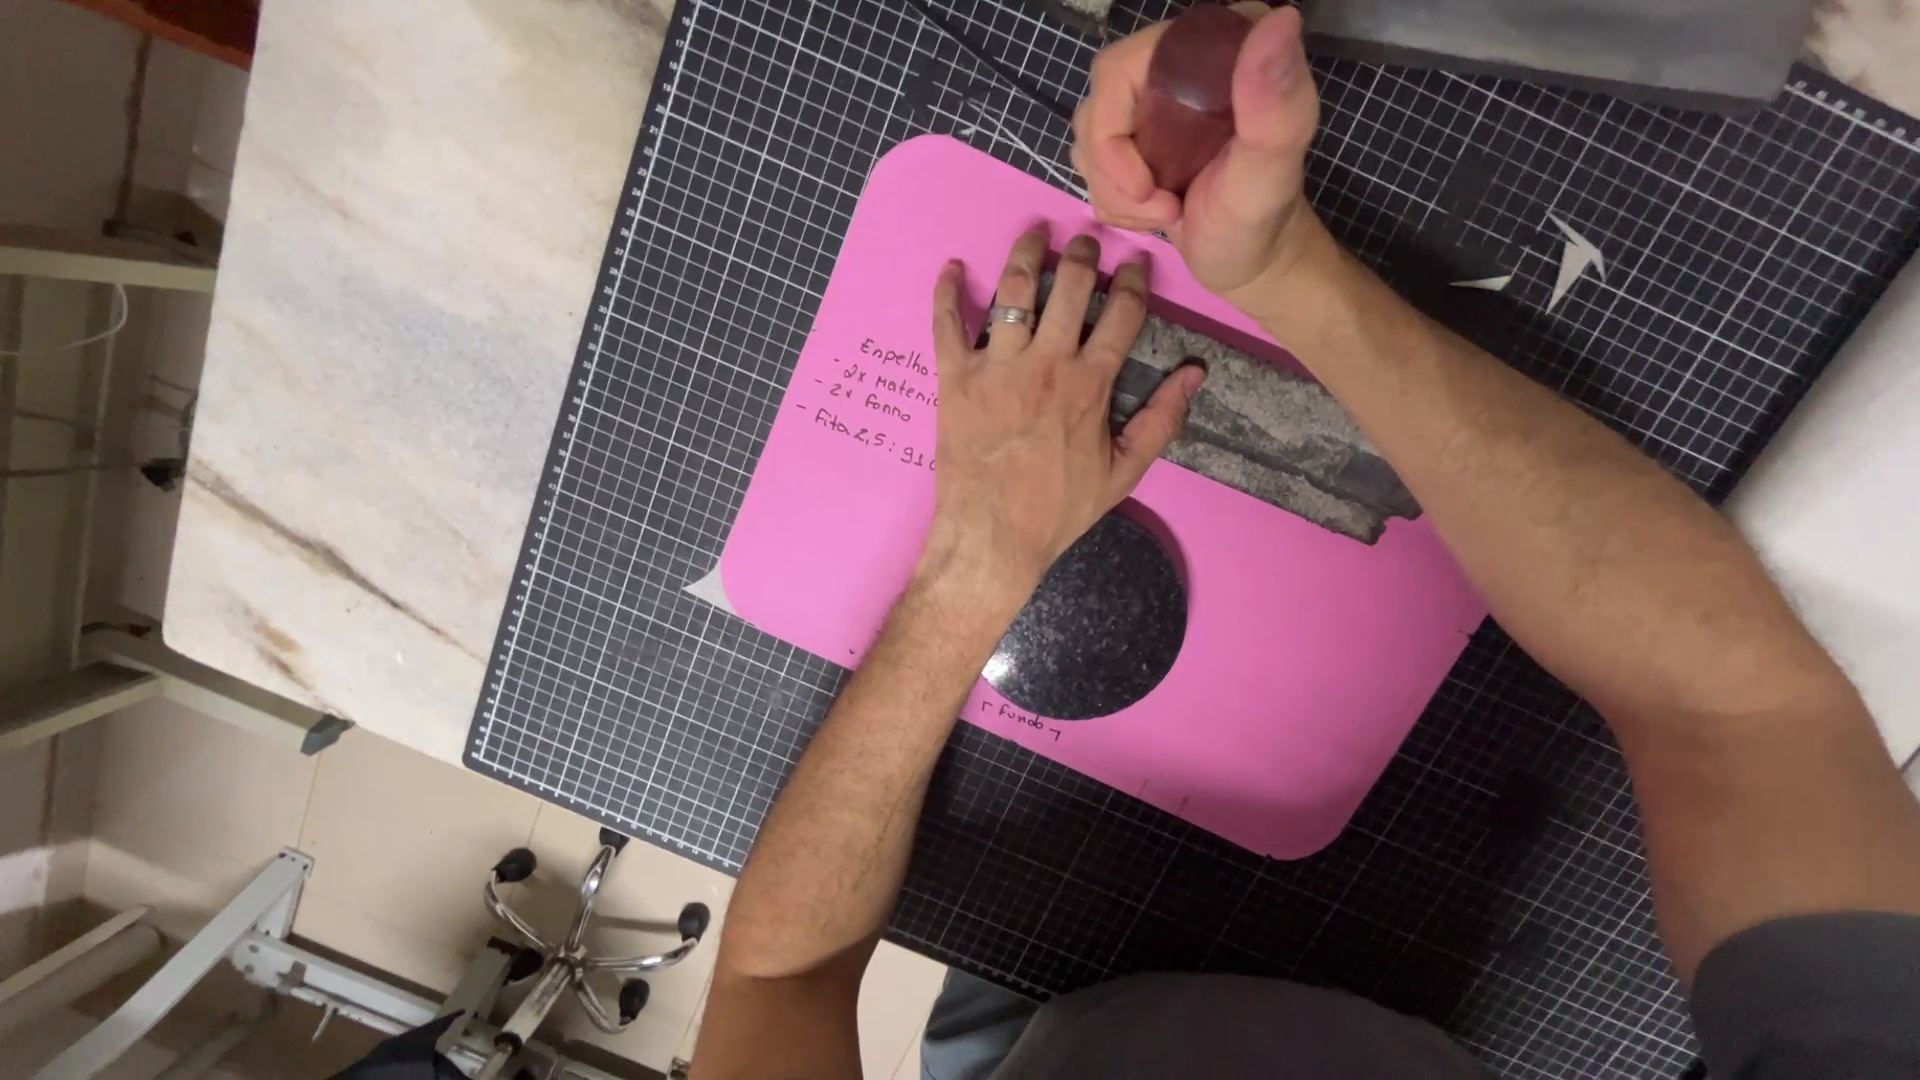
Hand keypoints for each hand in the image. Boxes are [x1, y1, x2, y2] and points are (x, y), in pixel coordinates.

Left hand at [921, 228, 1204, 598]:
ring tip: (1035, 232)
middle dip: (1083, 256)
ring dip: (1027, 254)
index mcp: (1090, 383)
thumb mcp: (1123, 472)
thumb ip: (1161, 420)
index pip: (1120, 315)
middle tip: (1086, 240)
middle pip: (1070, 290)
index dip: (1132, 282)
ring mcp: (996, 366)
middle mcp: (1045, 362)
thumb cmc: (1058, 509)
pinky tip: (952, 267)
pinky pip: (947, 325)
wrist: (992, 535)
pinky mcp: (955, 378)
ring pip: (1015, 292)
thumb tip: (1195, 374)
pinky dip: (947, 293)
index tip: (1135, 261)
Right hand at [1070, 4, 1326, 300]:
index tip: (1148, 187)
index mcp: (1210, 51)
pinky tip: (1155, 215)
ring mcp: (1149, 108)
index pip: (1121, 70)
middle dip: (1116, 175)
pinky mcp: (1134, 143)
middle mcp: (1173, 68)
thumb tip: (1278, 22)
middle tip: (1162, 208)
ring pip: (1089, 144)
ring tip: (1166, 213)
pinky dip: (1115, 204)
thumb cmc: (1261, 217)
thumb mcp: (1272, 165)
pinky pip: (1092, 169)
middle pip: (1097, 111)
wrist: (1249, 260)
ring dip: (1117, 195)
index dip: (1116, 132)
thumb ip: (1277, 100)